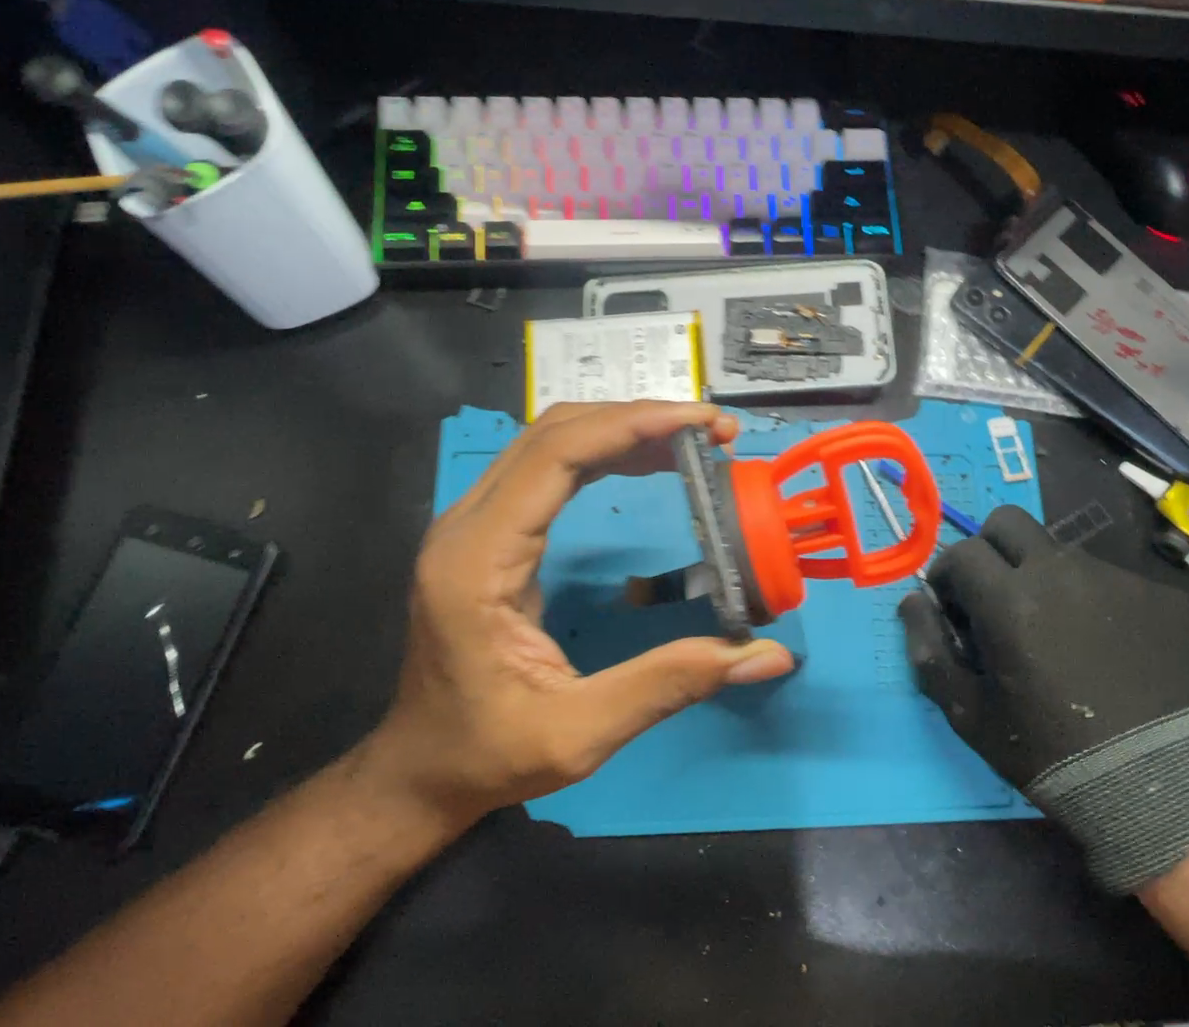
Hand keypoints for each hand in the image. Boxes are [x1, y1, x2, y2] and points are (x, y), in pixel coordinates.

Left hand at [356, 402, 795, 831]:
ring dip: (623, 431)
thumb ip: (671, 684)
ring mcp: (472, 527)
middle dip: (638, 419)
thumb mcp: (581, 733)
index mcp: (476, 562)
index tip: (702, 423)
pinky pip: (546, 470)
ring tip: (694, 442)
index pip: (555, 456)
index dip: (632, 426)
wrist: (421, 769)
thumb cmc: (488, 754)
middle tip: (714, 432)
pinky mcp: (487, 537)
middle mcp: (466, 527)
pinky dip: (603, 455)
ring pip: (549, 444)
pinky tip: (647, 464)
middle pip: (553, 434)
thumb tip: (767, 656)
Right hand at [899, 506, 1188, 893]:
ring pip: (1063, 553)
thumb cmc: (1047, 750)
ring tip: (1061, 634)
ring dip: (1047, 579)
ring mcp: (1118, 579)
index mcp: (1010, 598)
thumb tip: (913, 602)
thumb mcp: (969, 713)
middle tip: (997, 597)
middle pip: (1010, 522)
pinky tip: (1109, 650)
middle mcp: (1062, 572)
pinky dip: (1097, 603)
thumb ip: (930, 650)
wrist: (1154, 782)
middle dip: (991, 551)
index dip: (948, 575)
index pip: (963, 551)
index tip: (954, 607)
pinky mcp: (1162, 596)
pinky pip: (1114, 581)